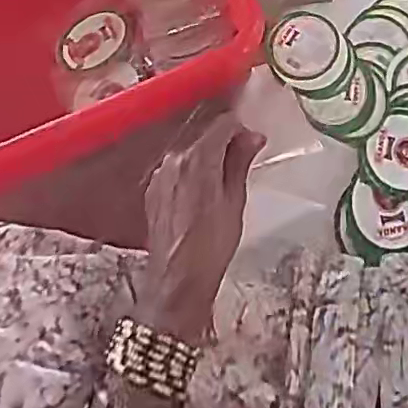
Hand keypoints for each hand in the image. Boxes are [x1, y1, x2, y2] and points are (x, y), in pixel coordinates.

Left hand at [138, 109, 265, 341]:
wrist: (177, 283)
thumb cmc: (212, 244)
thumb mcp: (235, 200)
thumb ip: (241, 161)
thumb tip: (252, 137)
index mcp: (198, 159)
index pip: (224, 123)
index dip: (242, 130)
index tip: (253, 145)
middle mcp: (175, 160)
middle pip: (206, 135)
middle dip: (227, 142)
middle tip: (244, 162)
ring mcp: (160, 174)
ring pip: (192, 150)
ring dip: (210, 156)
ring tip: (225, 181)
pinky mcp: (153, 190)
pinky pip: (179, 168)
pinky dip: (194, 171)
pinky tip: (204, 193)